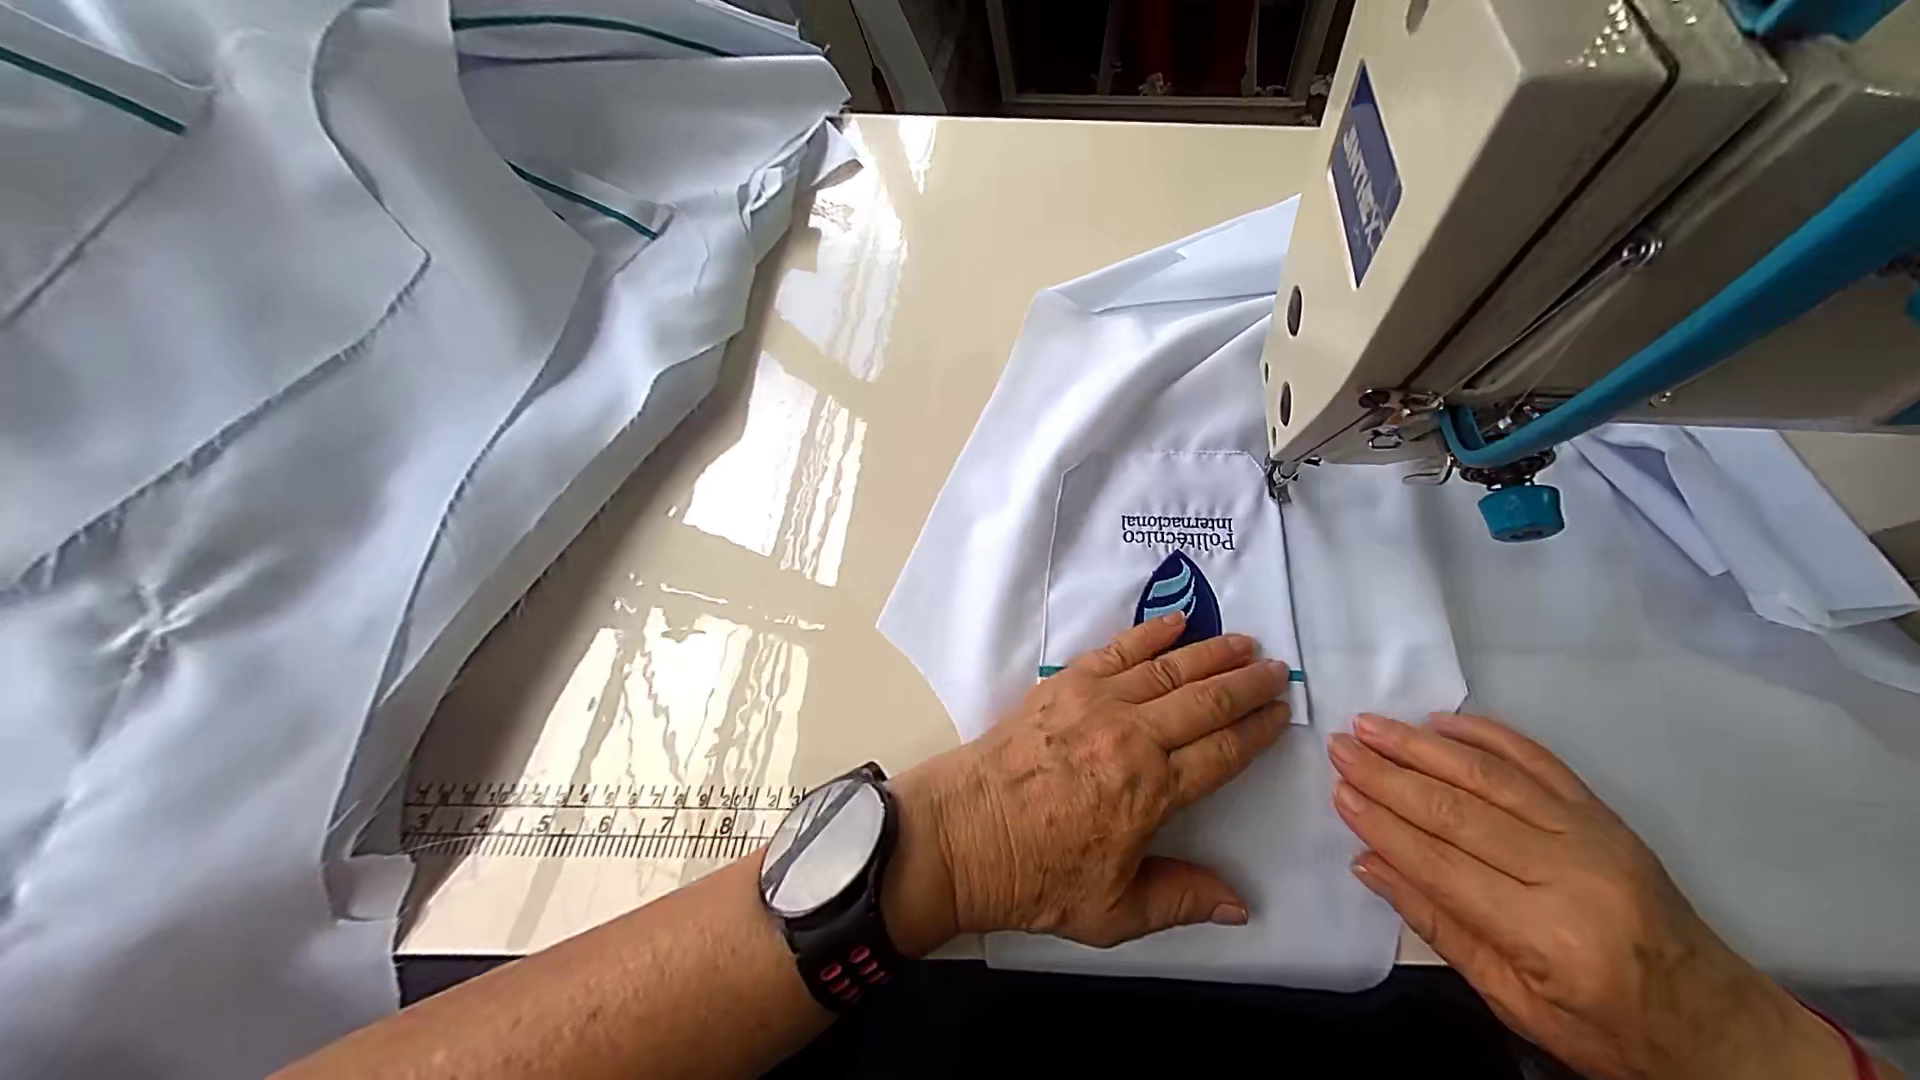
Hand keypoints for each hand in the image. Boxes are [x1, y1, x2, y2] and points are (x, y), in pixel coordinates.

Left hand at [883, 613, 1290, 951]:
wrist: (960, 834)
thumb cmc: (1035, 876)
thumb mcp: (1113, 911)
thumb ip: (1181, 900)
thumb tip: (1242, 904)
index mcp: (1151, 792)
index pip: (1222, 752)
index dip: (1257, 731)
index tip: (1281, 712)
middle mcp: (1130, 737)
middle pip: (1204, 702)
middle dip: (1246, 685)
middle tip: (1278, 670)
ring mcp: (1094, 703)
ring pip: (1168, 670)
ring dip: (1211, 653)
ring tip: (1243, 643)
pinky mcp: (1062, 685)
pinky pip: (1115, 650)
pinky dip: (1149, 634)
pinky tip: (1176, 622)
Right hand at [1328, 712, 1861, 1079]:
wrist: (1726, 1030)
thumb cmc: (1608, 1027)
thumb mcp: (1513, 999)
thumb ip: (1436, 924)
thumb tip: (1366, 861)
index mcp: (1548, 936)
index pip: (1439, 863)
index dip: (1381, 824)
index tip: (1337, 790)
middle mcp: (1573, 876)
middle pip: (1457, 810)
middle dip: (1388, 774)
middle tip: (1340, 746)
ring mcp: (1596, 838)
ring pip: (1490, 776)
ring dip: (1421, 745)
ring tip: (1371, 725)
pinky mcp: (1608, 818)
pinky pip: (1540, 762)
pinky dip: (1488, 735)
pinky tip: (1442, 720)